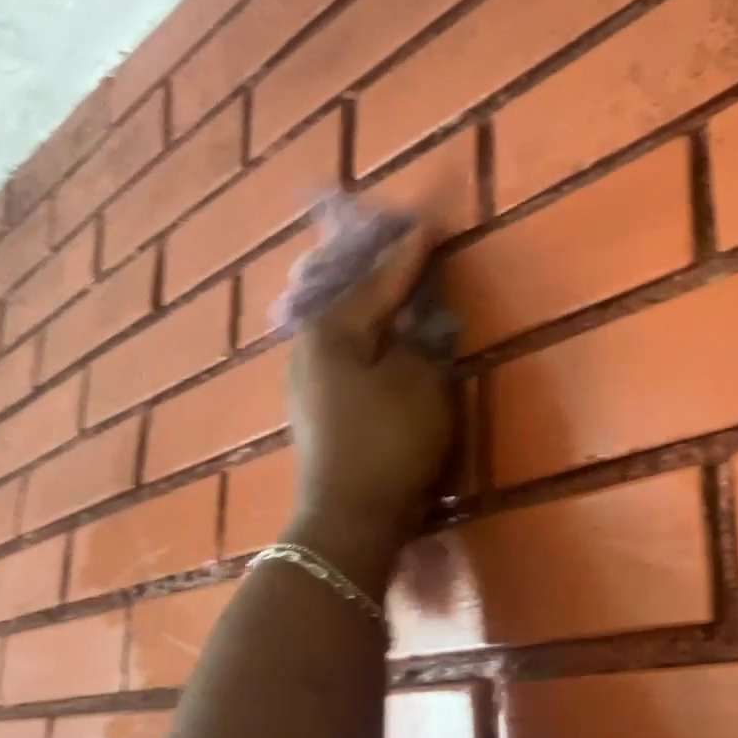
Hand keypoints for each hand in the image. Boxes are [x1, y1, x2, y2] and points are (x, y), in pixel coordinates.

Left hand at [286, 228, 451, 556]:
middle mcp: (311, 345)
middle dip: (376, 269)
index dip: (409, 254)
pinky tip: (383, 335)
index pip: (380, 280)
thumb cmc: (390, 440)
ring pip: (348, 325)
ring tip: (392, 281)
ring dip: (372, 302)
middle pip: (351, 295)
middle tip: (397, 240)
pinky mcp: (324, 407)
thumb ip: (422, 341)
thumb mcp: (421, 383)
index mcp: (333, 329)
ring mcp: (311, 378)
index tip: (427, 223)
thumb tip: (420, 321)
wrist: (353, 513)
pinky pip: (351, 351)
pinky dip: (371, 334)